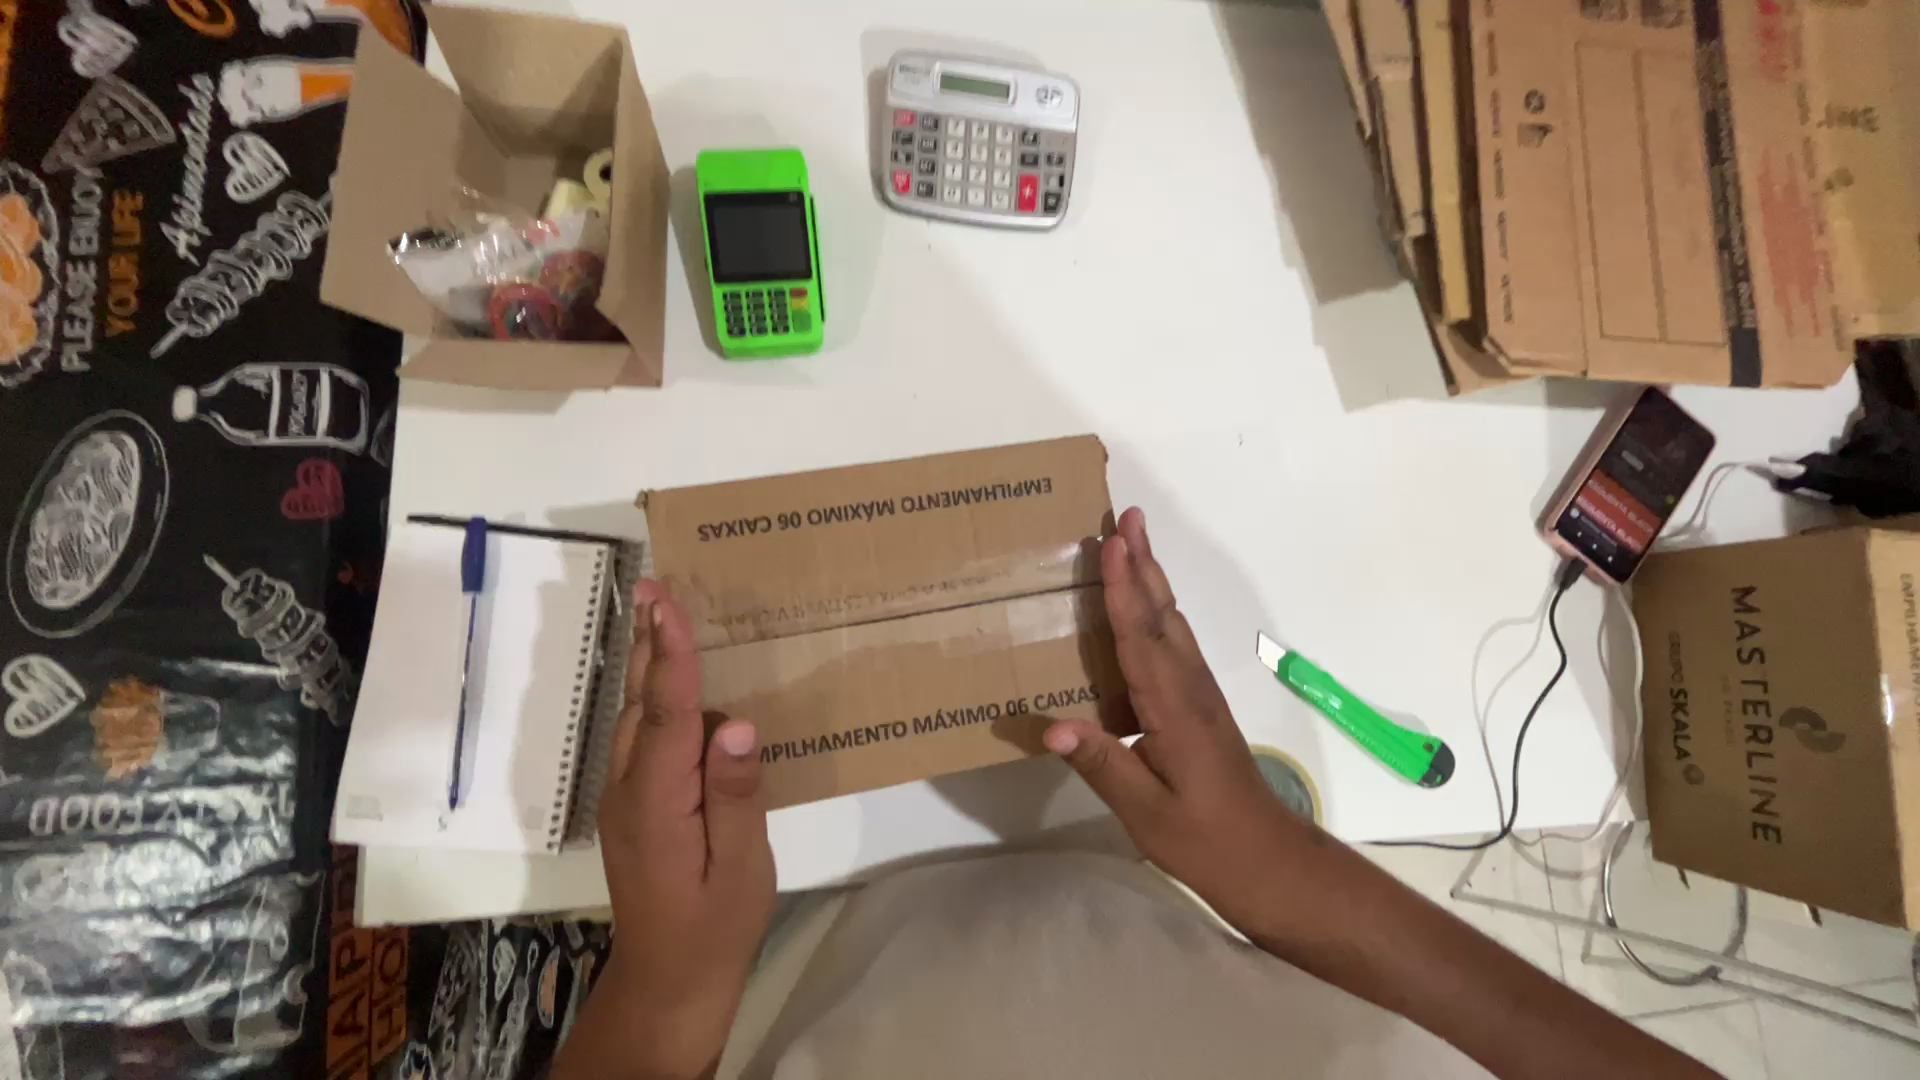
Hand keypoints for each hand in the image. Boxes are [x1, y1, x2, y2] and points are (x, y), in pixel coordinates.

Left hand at [591, 581, 774, 1078]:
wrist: (670, 978)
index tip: (669, 604)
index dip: (670, 656)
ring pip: (634, 714)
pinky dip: (653, 691)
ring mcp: (628, 794)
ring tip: (659, 611)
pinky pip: (642, 733)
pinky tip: (670, 679)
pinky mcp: (637, 800)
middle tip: (653, 584)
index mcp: (660, 801)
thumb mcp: (741, 866)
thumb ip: (736, 795)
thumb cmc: (716, 923)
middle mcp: (632, 787)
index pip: (667, 714)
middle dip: (646, 640)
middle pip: (638, 702)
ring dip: (645, 660)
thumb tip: (736, 725)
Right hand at [1043, 507, 1305, 933]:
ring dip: (1151, 577)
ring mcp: (1197, 691)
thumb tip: (1051, 726)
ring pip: (1170, 621)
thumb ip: (1102, 764)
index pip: (1141, 636)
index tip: (1111, 541)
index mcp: (1172, 708)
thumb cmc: (1204, 838)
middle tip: (1126, 515)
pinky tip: (1144, 606)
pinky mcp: (1198, 701)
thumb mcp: (1147, 812)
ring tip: (1132, 541)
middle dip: (1142, 561)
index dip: (1122, 588)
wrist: (1267, 857)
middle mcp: (1188, 687)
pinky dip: (1155, 609)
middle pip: (1161, 612)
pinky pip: (1173, 640)